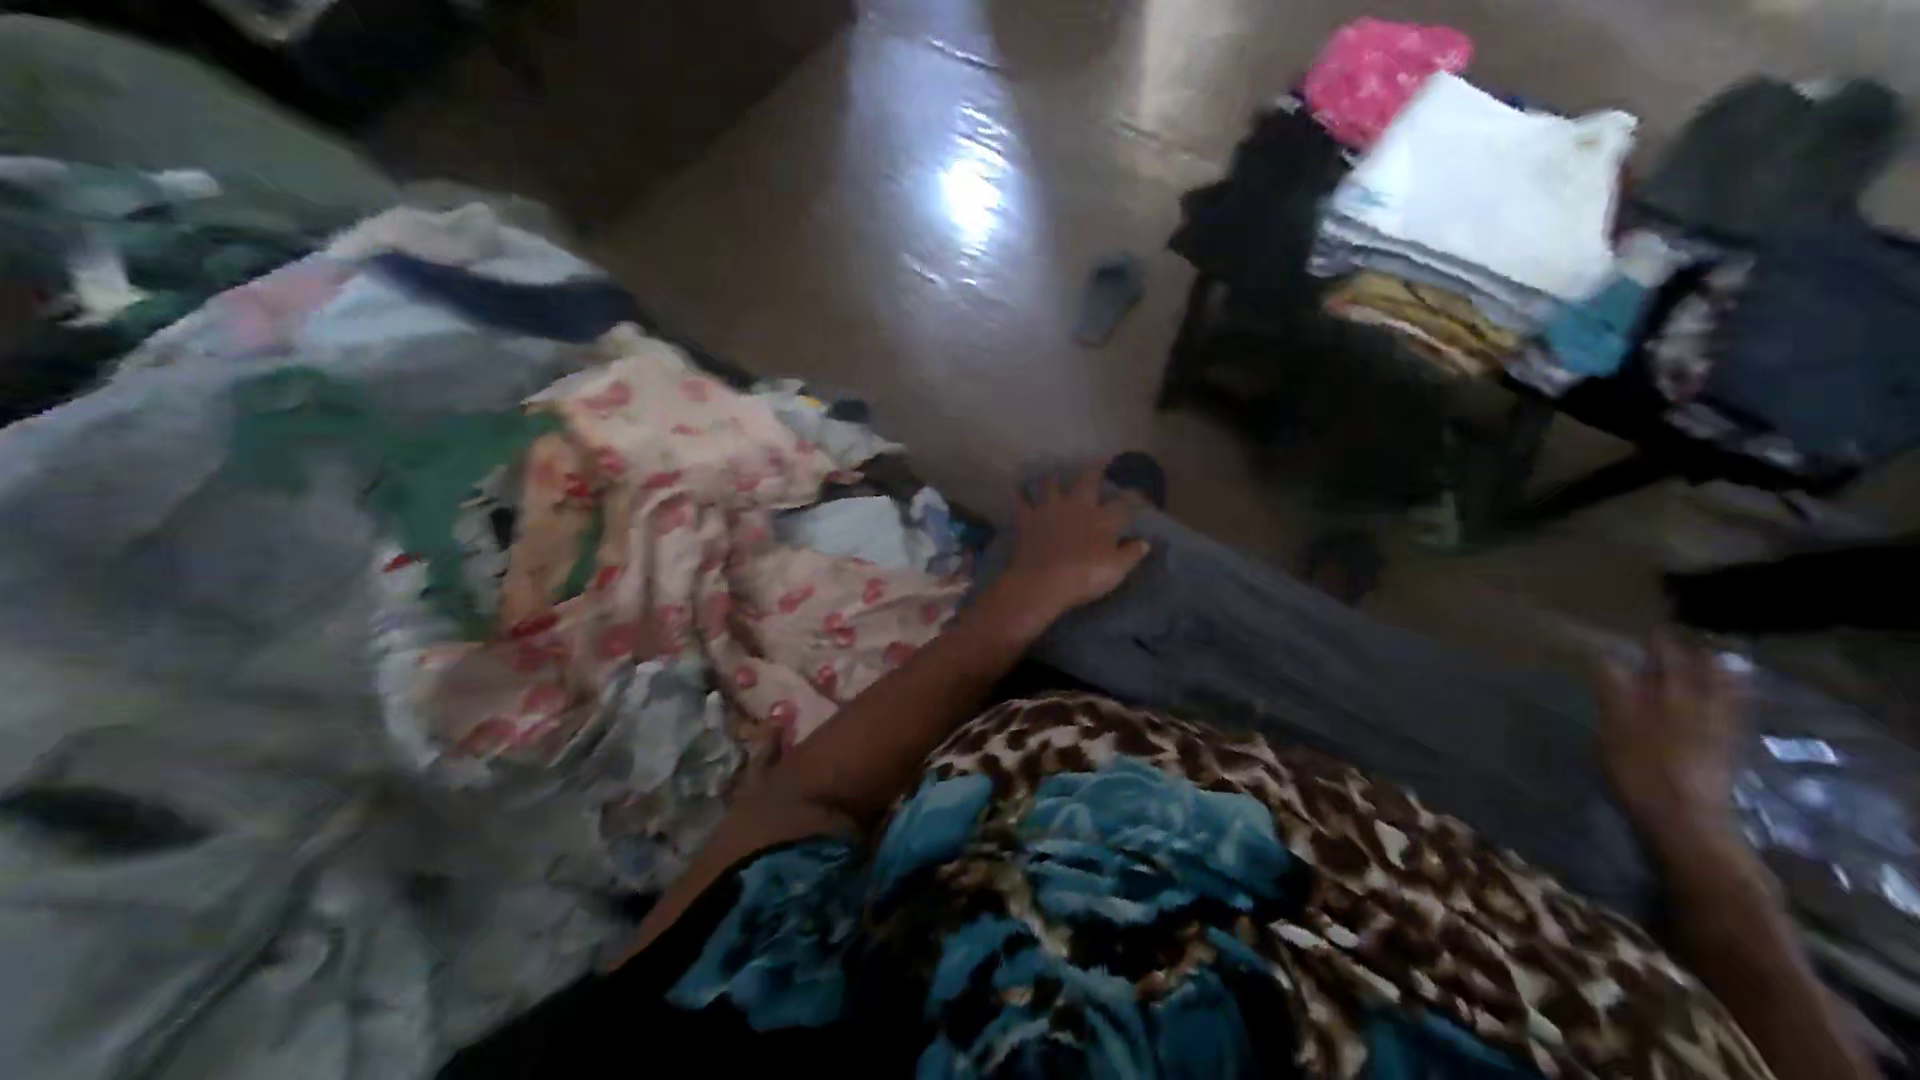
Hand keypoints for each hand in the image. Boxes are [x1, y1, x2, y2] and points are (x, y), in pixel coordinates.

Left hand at [998, 463, 1150, 624]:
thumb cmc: (1084, 576)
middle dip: (1096, 469)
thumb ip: (1131, 554)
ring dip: (1052, 478)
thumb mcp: (1116, 569)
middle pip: (1088, 482)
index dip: (1133, 499)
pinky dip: (1019, 496)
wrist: (1043, 582)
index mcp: (1102, 520)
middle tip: (1100, 460)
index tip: (1141, 493)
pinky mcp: (1028, 520)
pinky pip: (1021, 503)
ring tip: (1052, 472)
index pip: (1123, 506)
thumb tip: (1145, 543)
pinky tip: (1015, 489)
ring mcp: (1050, 510)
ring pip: (1051, 486)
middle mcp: (1077, 507)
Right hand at [1597, 632, 1746, 837]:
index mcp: (1672, 699)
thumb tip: (1605, 654)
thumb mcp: (1615, 726)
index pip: (1666, 661)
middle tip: (1682, 641)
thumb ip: (1614, 689)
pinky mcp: (1727, 750)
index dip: (1659, 643)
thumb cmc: (1640, 769)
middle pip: (1703, 673)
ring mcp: (1720, 730)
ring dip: (1716, 675)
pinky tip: (1724, 700)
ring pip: (1724, 692)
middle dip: (1693, 655)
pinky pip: (1733, 714)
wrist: (1685, 819)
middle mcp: (1702, 707)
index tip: (1650, 628)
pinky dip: (1730, 700)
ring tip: (1710, 663)